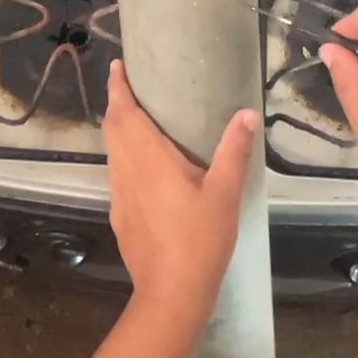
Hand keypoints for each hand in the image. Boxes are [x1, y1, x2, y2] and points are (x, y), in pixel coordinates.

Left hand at [104, 60, 259, 304]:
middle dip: (117, 103)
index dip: (117, 87)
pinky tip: (143, 165)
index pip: (123, 113)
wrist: (171, 291)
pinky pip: (117, 173)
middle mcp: (126, 171)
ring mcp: (118, 195)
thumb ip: (233, 151)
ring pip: (112, 152)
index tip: (116, 66)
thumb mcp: (225, 193)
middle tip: (130, 85)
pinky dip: (123, 156)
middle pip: (112, 128)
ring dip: (118, 130)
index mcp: (149, 159)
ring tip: (138, 117)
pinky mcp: (119, 215)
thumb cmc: (200, 239)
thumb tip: (246, 113)